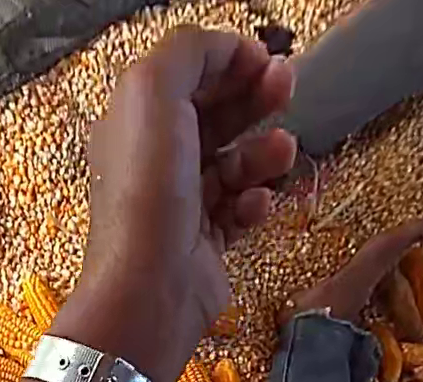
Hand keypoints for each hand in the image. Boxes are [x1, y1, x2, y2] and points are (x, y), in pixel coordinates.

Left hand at [50, 29, 295, 381]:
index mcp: (135, 129)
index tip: (262, 59)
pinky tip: (255, 205)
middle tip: (286, 87)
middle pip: (215, 119)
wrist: (150, 290)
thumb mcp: (153, 94)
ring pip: (235, 166)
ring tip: (281, 153)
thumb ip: (187, 52)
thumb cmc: (147, 194)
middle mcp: (157, 167)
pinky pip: (240, 213)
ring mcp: (182, 209)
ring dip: (263, 153)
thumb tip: (223, 49)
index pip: (185, 82)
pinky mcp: (205, 246)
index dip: (225, 64)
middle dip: (253, 99)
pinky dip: (254, 205)